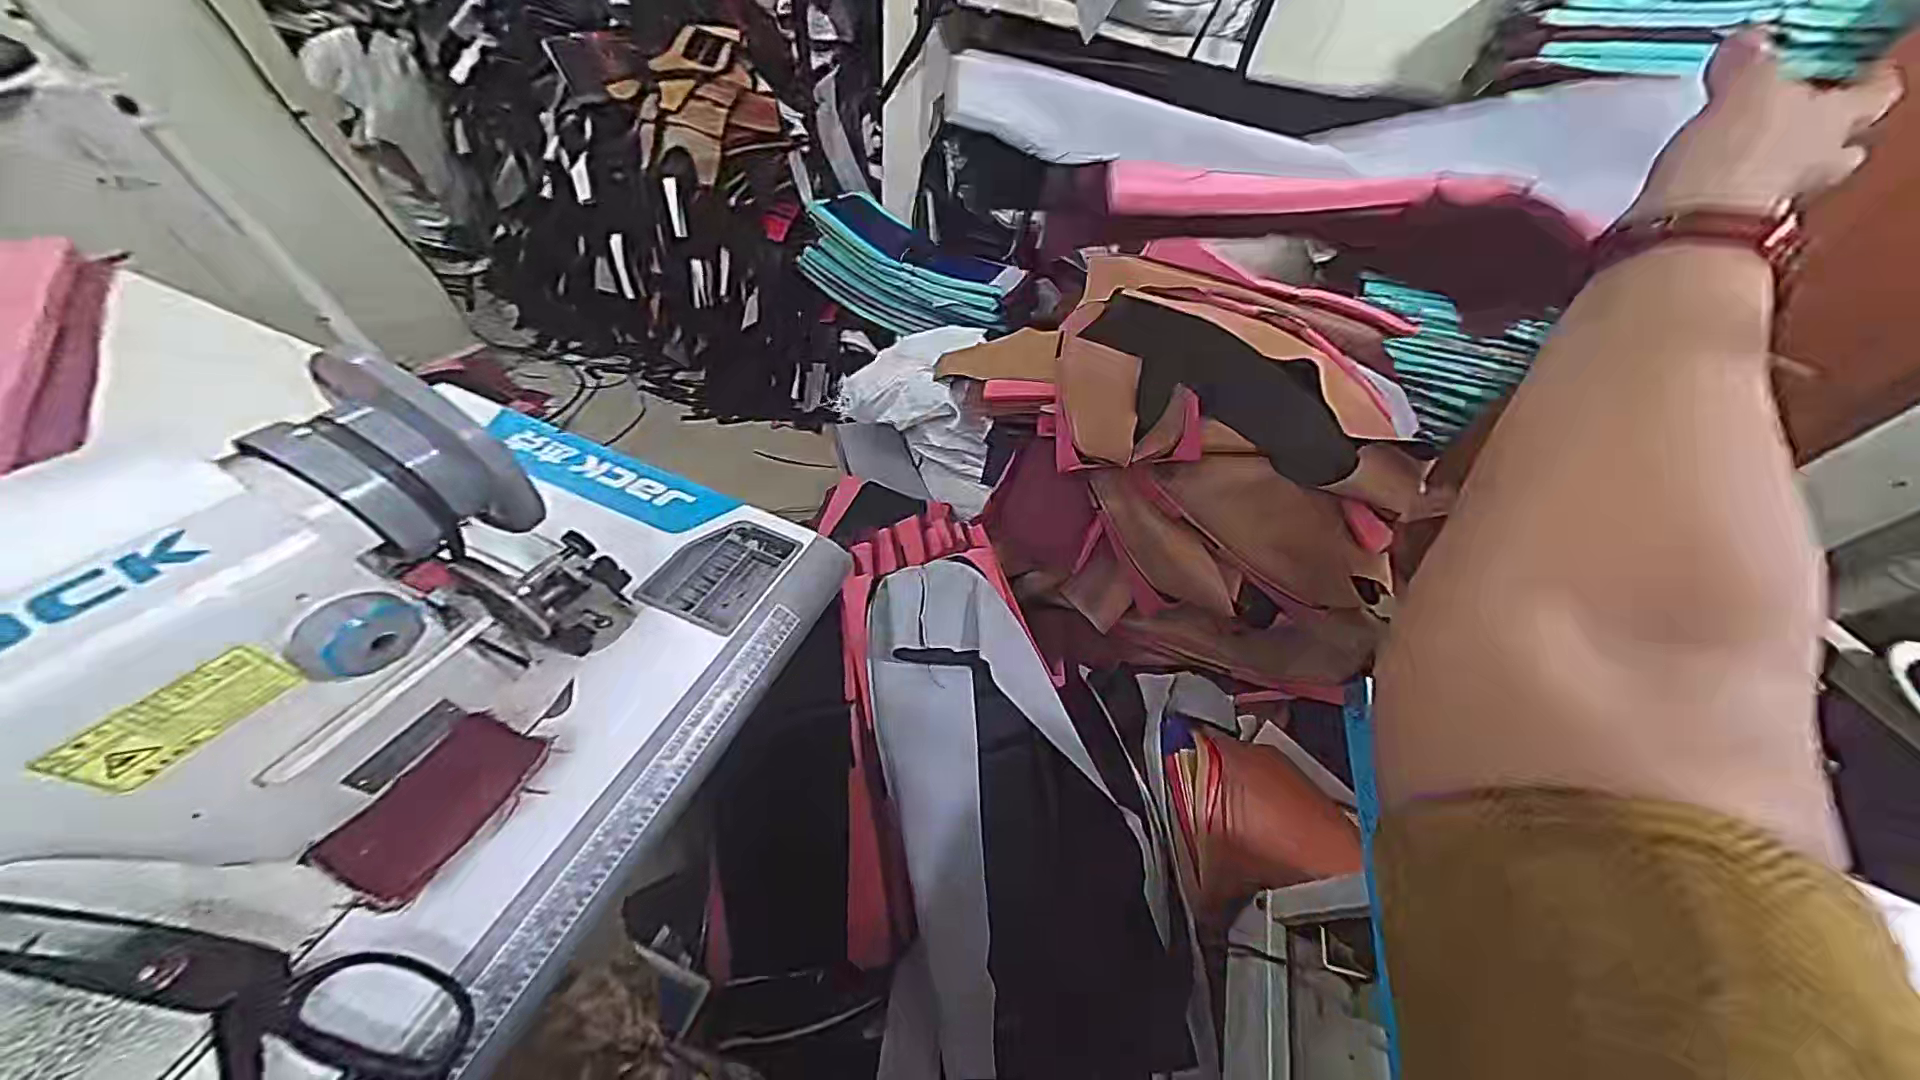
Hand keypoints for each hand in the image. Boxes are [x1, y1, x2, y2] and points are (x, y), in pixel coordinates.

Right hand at [1627, 28, 1902, 220]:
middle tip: (1787, 120)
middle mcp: (1820, 160)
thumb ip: (1748, 63)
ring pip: (1788, 174)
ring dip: (1770, 168)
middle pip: (1835, 138)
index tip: (1835, 67)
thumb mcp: (1742, 90)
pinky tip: (1704, 191)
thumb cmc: (1732, 161)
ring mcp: (1773, 200)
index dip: (1857, 76)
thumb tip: (1748, 41)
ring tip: (1739, 158)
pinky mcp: (1725, 230)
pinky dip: (1725, 197)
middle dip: (1814, 131)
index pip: (1874, 85)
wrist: (1684, 232)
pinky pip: (1738, 205)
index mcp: (1843, 116)